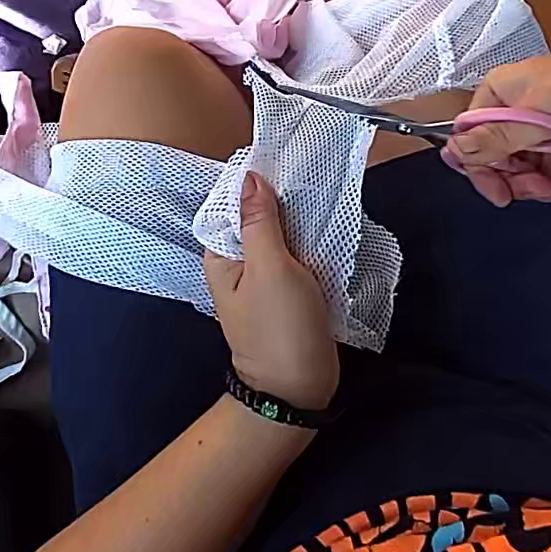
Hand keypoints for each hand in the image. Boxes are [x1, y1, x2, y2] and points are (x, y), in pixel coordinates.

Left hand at [203, 173, 340, 409]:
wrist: (299, 388)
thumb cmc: (280, 327)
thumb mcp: (270, 268)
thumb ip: (260, 222)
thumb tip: (250, 176)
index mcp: (222, 256)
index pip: (232, 206)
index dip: (256, 183)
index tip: (286, 163)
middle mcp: (239, 264)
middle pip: (259, 218)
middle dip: (283, 201)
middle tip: (313, 179)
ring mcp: (265, 277)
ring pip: (282, 236)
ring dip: (301, 221)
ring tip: (325, 198)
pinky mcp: (289, 289)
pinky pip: (297, 255)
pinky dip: (311, 242)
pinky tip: (328, 230)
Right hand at [447, 43, 550, 206]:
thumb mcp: (540, 114)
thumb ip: (495, 137)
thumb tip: (454, 152)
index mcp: (501, 93)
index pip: (472, 138)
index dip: (483, 168)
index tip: (499, 193)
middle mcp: (517, 110)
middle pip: (499, 160)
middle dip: (522, 179)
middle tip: (541, 186)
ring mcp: (543, 127)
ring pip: (527, 171)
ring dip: (548, 180)